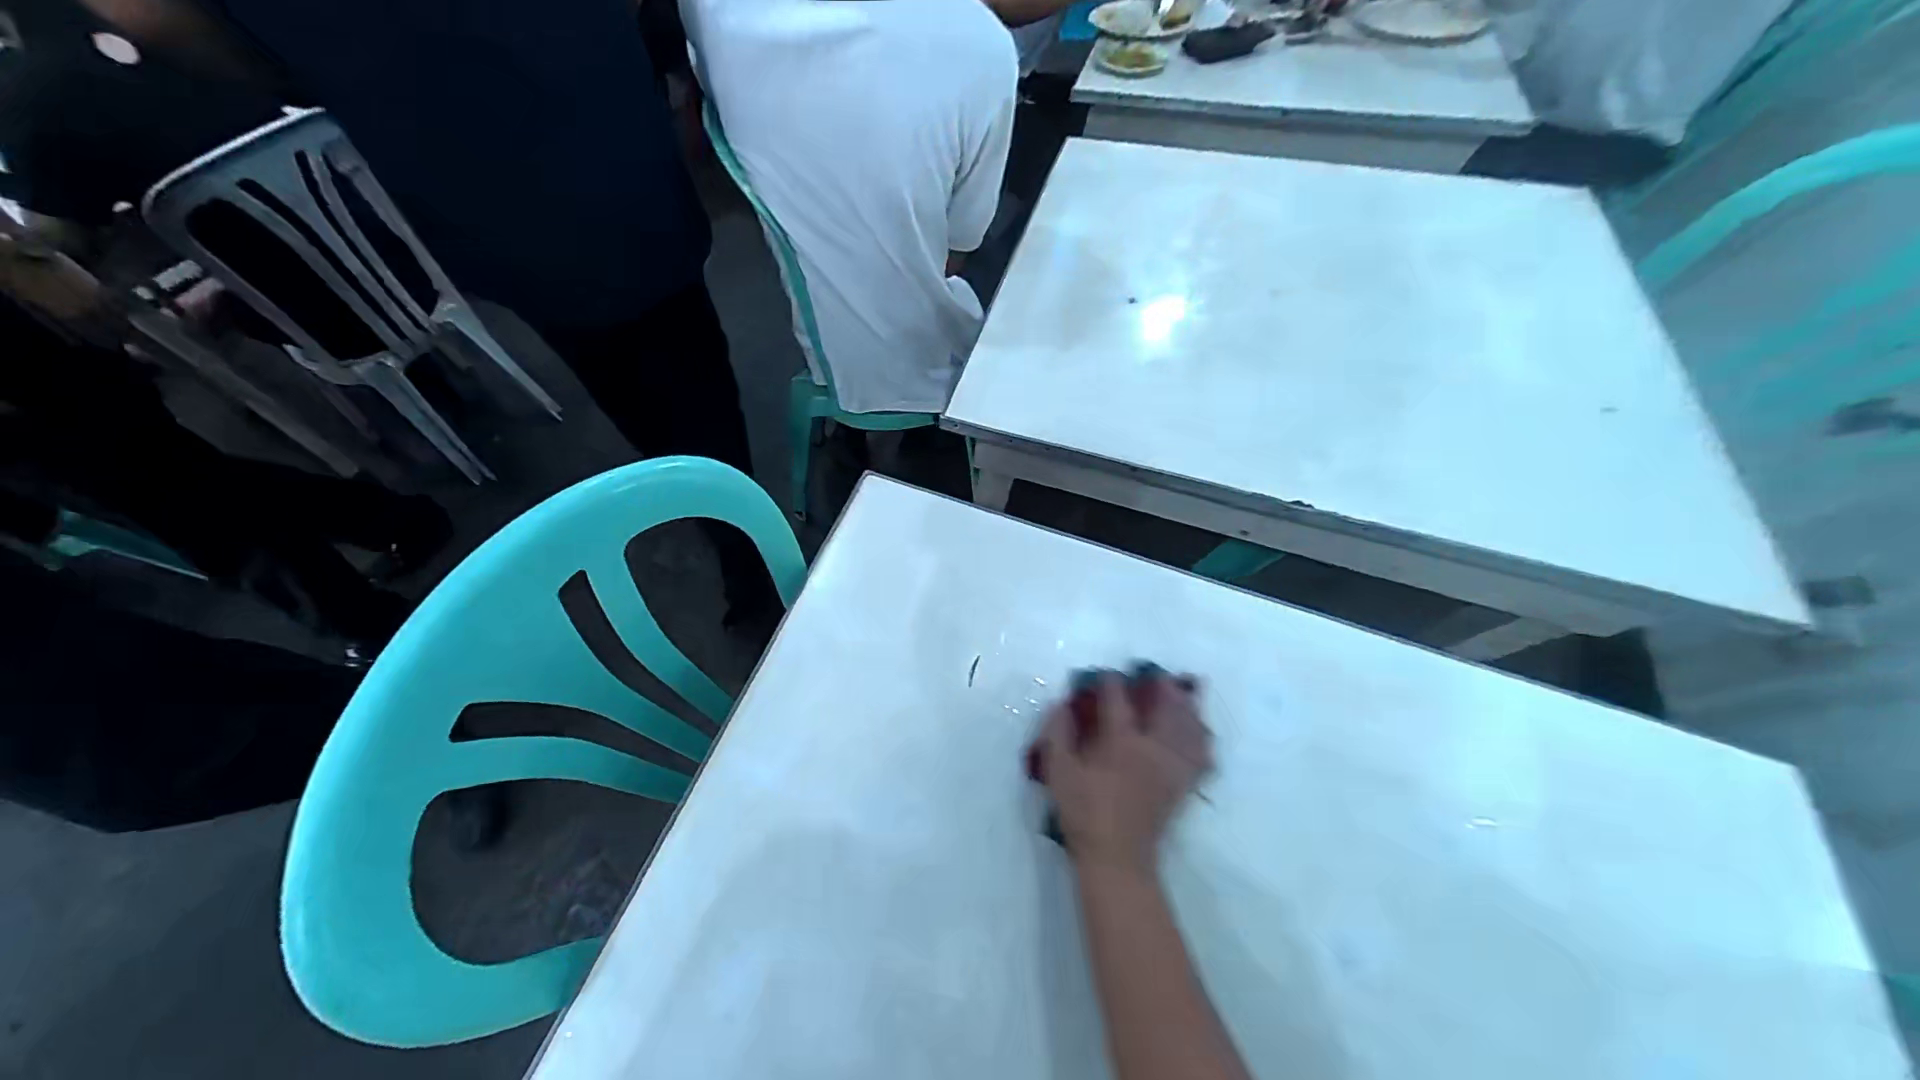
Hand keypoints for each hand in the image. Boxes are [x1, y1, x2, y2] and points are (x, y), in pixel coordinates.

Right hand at [1029, 669, 1213, 872]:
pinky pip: (1201, 757)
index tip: (1103, 673)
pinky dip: (1203, 741)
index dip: (1110, 683)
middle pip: (1166, 708)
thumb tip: (1060, 705)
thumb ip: (1058, 735)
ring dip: (1186, 707)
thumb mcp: (1059, 772)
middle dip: (1162, 687)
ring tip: (1183, 693)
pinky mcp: (1182, 786)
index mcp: (1121, 743)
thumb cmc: (1083, 813)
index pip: (1117, 701)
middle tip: (1156, 674)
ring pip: (1188, 728)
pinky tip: (1200, 733)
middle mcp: (1153, 749)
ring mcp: (1172, 767)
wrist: (1116, 857)